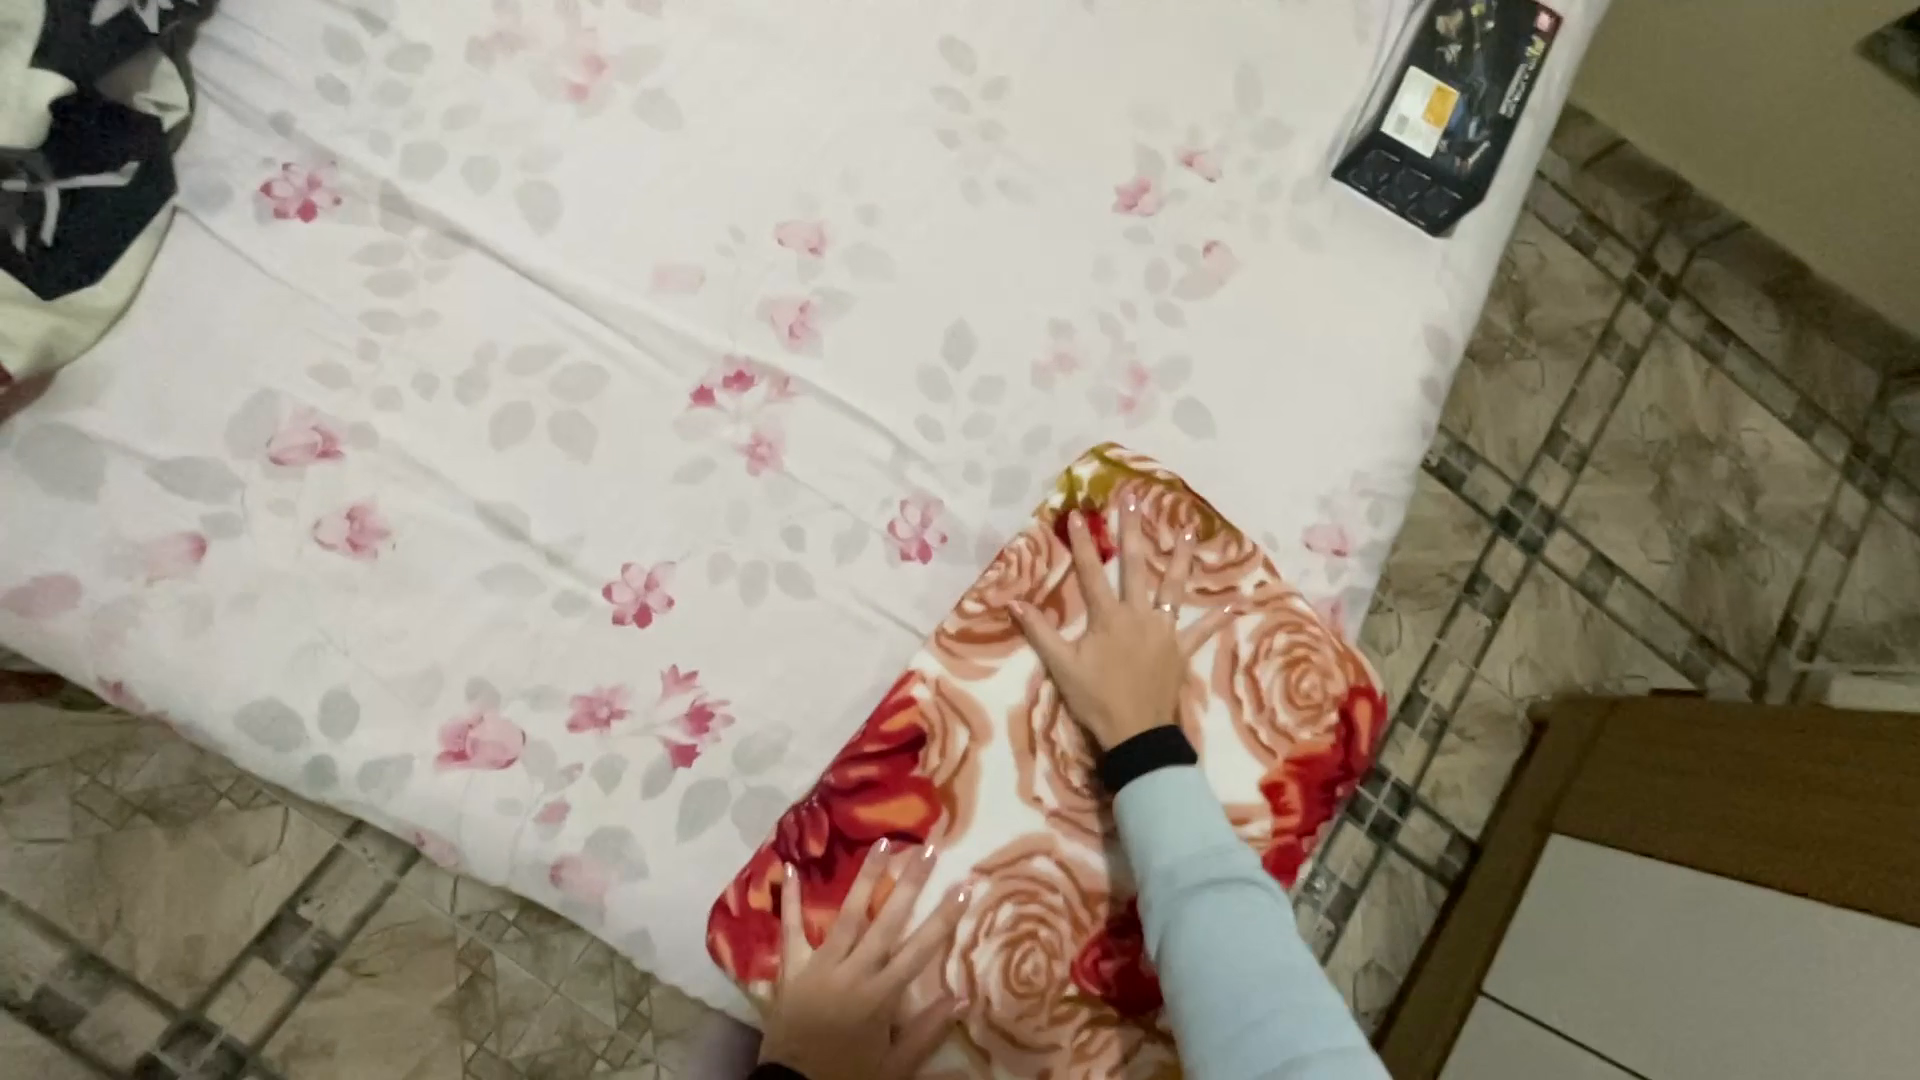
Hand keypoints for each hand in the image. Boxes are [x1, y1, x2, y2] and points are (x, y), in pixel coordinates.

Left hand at [758, 842, 970, 1079]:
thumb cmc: (848, 1076)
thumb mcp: (895, 1066)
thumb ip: (927, 1031)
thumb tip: (963, 996)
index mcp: (880, 996)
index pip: (919, 949)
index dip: (944, 917)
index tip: (963, 885)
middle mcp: (853, 972)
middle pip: (887, 921)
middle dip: (910, 882)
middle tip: (927, 848)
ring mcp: (820, 966)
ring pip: (847, 914)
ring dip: (866, 876)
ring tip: (882, 842)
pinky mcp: (792, 968)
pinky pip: (790, 930)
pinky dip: (789, 900)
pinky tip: (788, 868)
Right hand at [1010, 505, 1234, 751]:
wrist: (1136, 734)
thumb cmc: (1095, 699)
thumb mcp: (1061, 666)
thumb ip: (1040, 632)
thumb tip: (1013, 603)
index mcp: (1108, 617)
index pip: (1091, 573)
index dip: (1082, 543)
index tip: (1076, 514)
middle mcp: (1138, 615)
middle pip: (1135, 566)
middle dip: (1133, 530)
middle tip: (1133, 499)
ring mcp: (1164, 631)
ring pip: (1173, 588)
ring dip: (1181, 558)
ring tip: (1190, 530)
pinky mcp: (1181, 650)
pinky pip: (1202, 631)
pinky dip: (1219, 617)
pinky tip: (1239, 603)